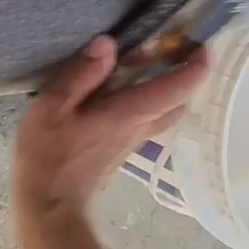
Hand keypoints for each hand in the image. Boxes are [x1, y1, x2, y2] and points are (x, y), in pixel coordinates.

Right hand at [13, 36, 209, 218]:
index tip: (200, 42)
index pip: (176, 87)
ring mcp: (131, 144)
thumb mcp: (52, 107)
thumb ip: (81, 74)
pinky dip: (147, 104)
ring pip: (164, 114)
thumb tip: (108, 42)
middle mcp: (138, 128)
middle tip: (173, 52)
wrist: (49, 207)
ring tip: (149, 70)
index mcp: (127, 113)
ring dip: (167, 92)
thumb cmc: (48, 156)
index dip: (196, 64)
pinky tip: (122, 97)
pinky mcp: (119, 153)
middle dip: (185, 76)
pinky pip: (146, 123)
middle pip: (178, 102)